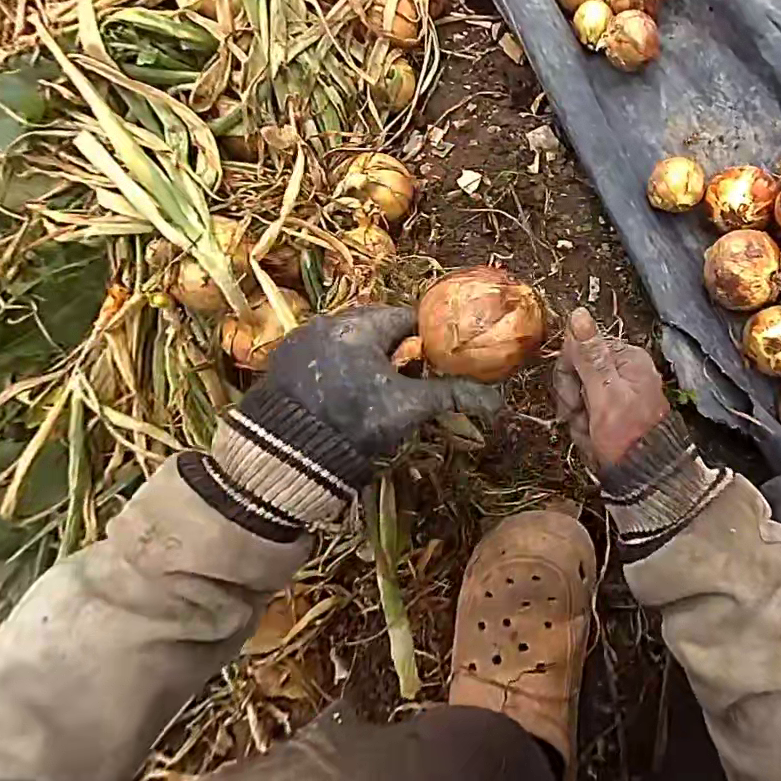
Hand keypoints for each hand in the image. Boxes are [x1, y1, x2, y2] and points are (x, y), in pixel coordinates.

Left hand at [189, 305, 501, 539]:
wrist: (281, 461)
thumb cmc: (355, 422)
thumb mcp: (410, 407)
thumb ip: (453, 394)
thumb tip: (498, 400)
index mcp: (363, 324)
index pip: (410, 319)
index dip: (427, 343)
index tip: (433, 367)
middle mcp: (330, 321)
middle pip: (381, 329)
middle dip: (398, 353)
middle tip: (408, 385)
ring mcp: (302, 340)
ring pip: (352, 342)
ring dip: (369, 361)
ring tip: (376, 395)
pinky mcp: (283, 361)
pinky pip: (326, 355)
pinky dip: (341, 370)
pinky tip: (344, 398)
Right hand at [551, 308, 726, 556]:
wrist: (646, 480)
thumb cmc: (629, 437)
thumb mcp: (604, 394)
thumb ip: (589, 355)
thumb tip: (578, 313)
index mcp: (626, 358)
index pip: (580, 347)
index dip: (568, 374)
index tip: (573, 399)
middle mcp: (624, 370)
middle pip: (576, 371)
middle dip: (573, 399)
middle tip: (581, 418)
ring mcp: (619, 392)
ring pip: (578, 395)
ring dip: (577, 419)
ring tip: (591, 435)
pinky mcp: (614, 413)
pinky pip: (586, 413)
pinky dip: (585, 429)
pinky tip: (594, 441)